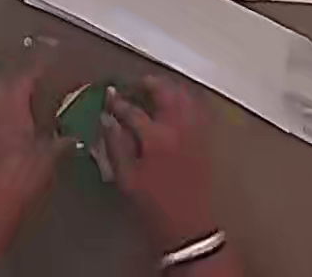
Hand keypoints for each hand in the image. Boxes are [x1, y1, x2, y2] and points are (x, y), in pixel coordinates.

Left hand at [0, 58, 72, 217]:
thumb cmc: (18, 179)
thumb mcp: (49, 157)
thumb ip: (62, 140)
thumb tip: (75, 134)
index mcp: (12, 105)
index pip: (27, 74)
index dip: (42, 64)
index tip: (55, 56)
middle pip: (7, 81)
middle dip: (25, 76)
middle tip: (44, 76)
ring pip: (0, 99)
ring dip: (17, 94)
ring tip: (37, 98)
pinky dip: (11, 113)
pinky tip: (25, 125)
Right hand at [100, 76, 216, 249]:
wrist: (190, 229)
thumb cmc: (154, 207)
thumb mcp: (127, 181)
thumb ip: (115, 146)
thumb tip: (106, 120)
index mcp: (155, 138)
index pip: (132, 111)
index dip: (118, 102)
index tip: (108, 95)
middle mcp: (177, 126)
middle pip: (163, 91)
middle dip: (146, 83)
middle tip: (134, 85)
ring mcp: (194, 128)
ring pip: (182, 93)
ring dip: (166, 87)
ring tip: (153, 89)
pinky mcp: (205, 135)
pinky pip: (196, 105)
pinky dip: (184, 97)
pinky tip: (175, 101)